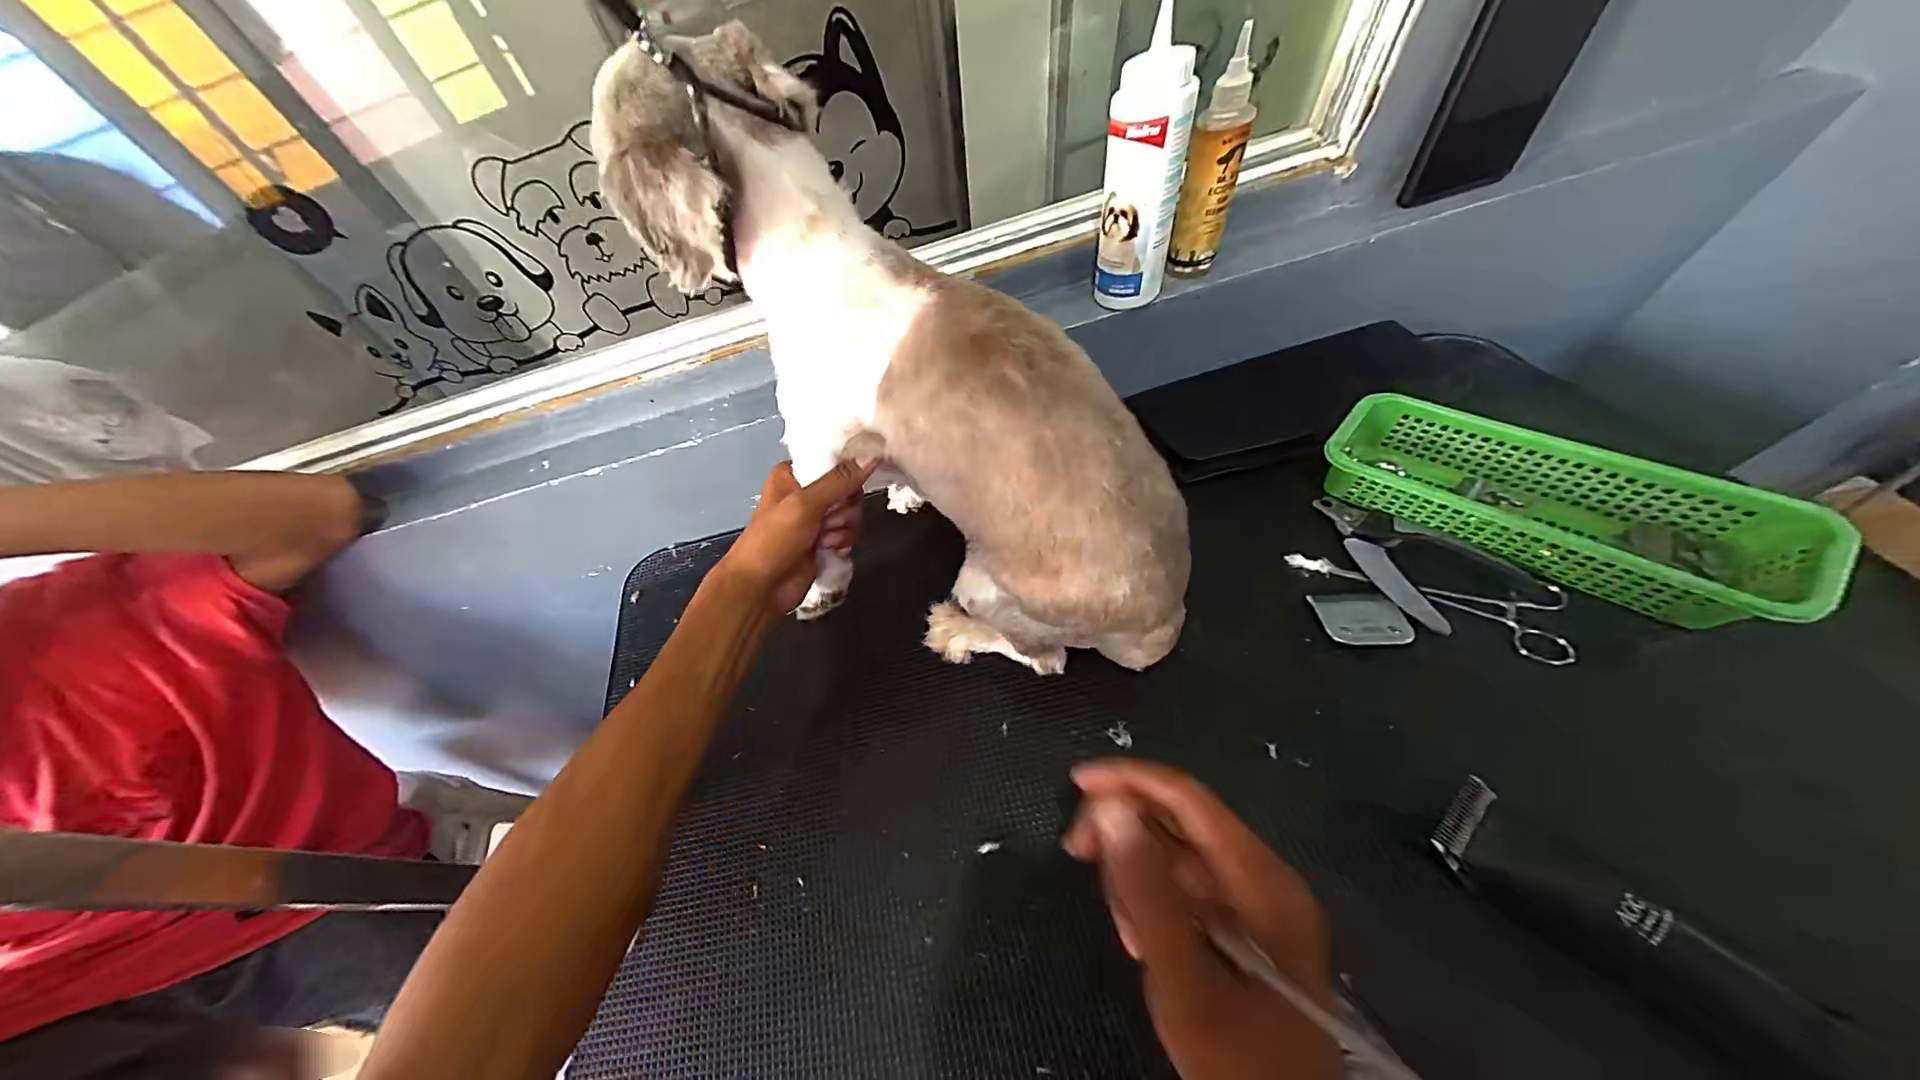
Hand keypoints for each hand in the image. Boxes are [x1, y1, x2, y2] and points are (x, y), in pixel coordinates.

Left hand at [714, 458, 875, 615]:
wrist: (762, 588)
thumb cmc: (774, 541)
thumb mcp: (804, 505)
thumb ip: (839, 481)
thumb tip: (872, 456)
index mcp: (793, 475)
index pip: (834, 462)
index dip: (846, 475)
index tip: (847, 490)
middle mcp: (807, 493)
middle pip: (849, 489)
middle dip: (845, 508)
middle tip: (828, 521)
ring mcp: (818, 518)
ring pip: (853, 512)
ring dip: (845, 528)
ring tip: (825, 540)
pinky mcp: (826, 540)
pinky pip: (851, 532)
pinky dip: (845, 541)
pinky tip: (830, 549)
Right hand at [1063, 760, 1341, 1079]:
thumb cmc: (1237, 1059)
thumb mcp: (1183, 979)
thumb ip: (1146, 890)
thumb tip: (1109, 807)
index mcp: (1262, 879)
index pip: (1188, 798)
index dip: (1131, 779)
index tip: (1076, 781)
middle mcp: (1262, 875)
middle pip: (1179, 818)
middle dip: (1124, 826)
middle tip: (1076, 848)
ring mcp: (1253, 899)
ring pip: (1175, 849)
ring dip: (1134, 869)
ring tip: (1124, 924)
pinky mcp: (1239, 922)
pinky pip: (1181, 882)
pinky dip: (1150, 895)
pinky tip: (1139, 934)